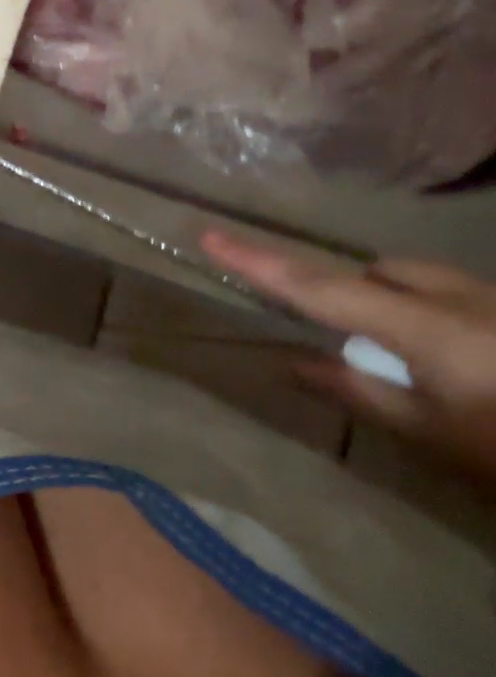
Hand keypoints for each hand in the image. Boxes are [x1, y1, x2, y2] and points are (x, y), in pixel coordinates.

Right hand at [203, 231, 495, 486]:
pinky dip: (444, 323)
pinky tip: (467, 367)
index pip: (319, 288)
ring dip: (402, 307)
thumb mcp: (439, 437)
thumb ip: (362, 393)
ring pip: (431, 284)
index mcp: (427, 329)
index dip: (259, 264)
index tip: (208, 238)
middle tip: (345, 338)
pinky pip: (466, 304)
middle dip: (353, 290)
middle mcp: (465, 302)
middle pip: (386, 272)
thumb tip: (295, 362)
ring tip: (411, 358)